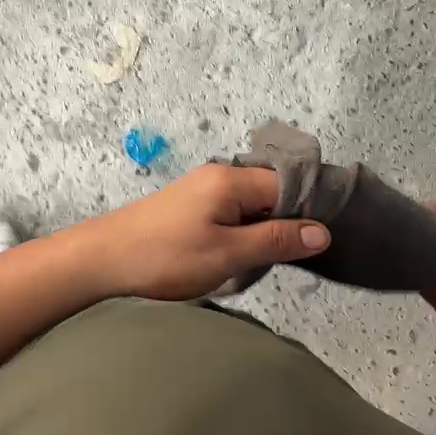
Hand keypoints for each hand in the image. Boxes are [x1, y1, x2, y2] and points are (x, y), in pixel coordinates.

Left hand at [60, 163, 328, 300]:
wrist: (103, 260)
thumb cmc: (167, 258)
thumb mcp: (228, 254)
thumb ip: (276, 240)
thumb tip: (324, 231)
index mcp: (230, 179)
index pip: (289, 183)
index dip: (312, 208)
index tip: (332, 238)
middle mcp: (218, 174)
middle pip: (272, 190)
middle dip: (291, 218)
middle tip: (307, 253)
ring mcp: (201, 188)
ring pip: (252, 203)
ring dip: (267, 227)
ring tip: (279, 258)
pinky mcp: (189, 205)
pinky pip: (232, 210)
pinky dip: (246, 229)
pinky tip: (248, 253)